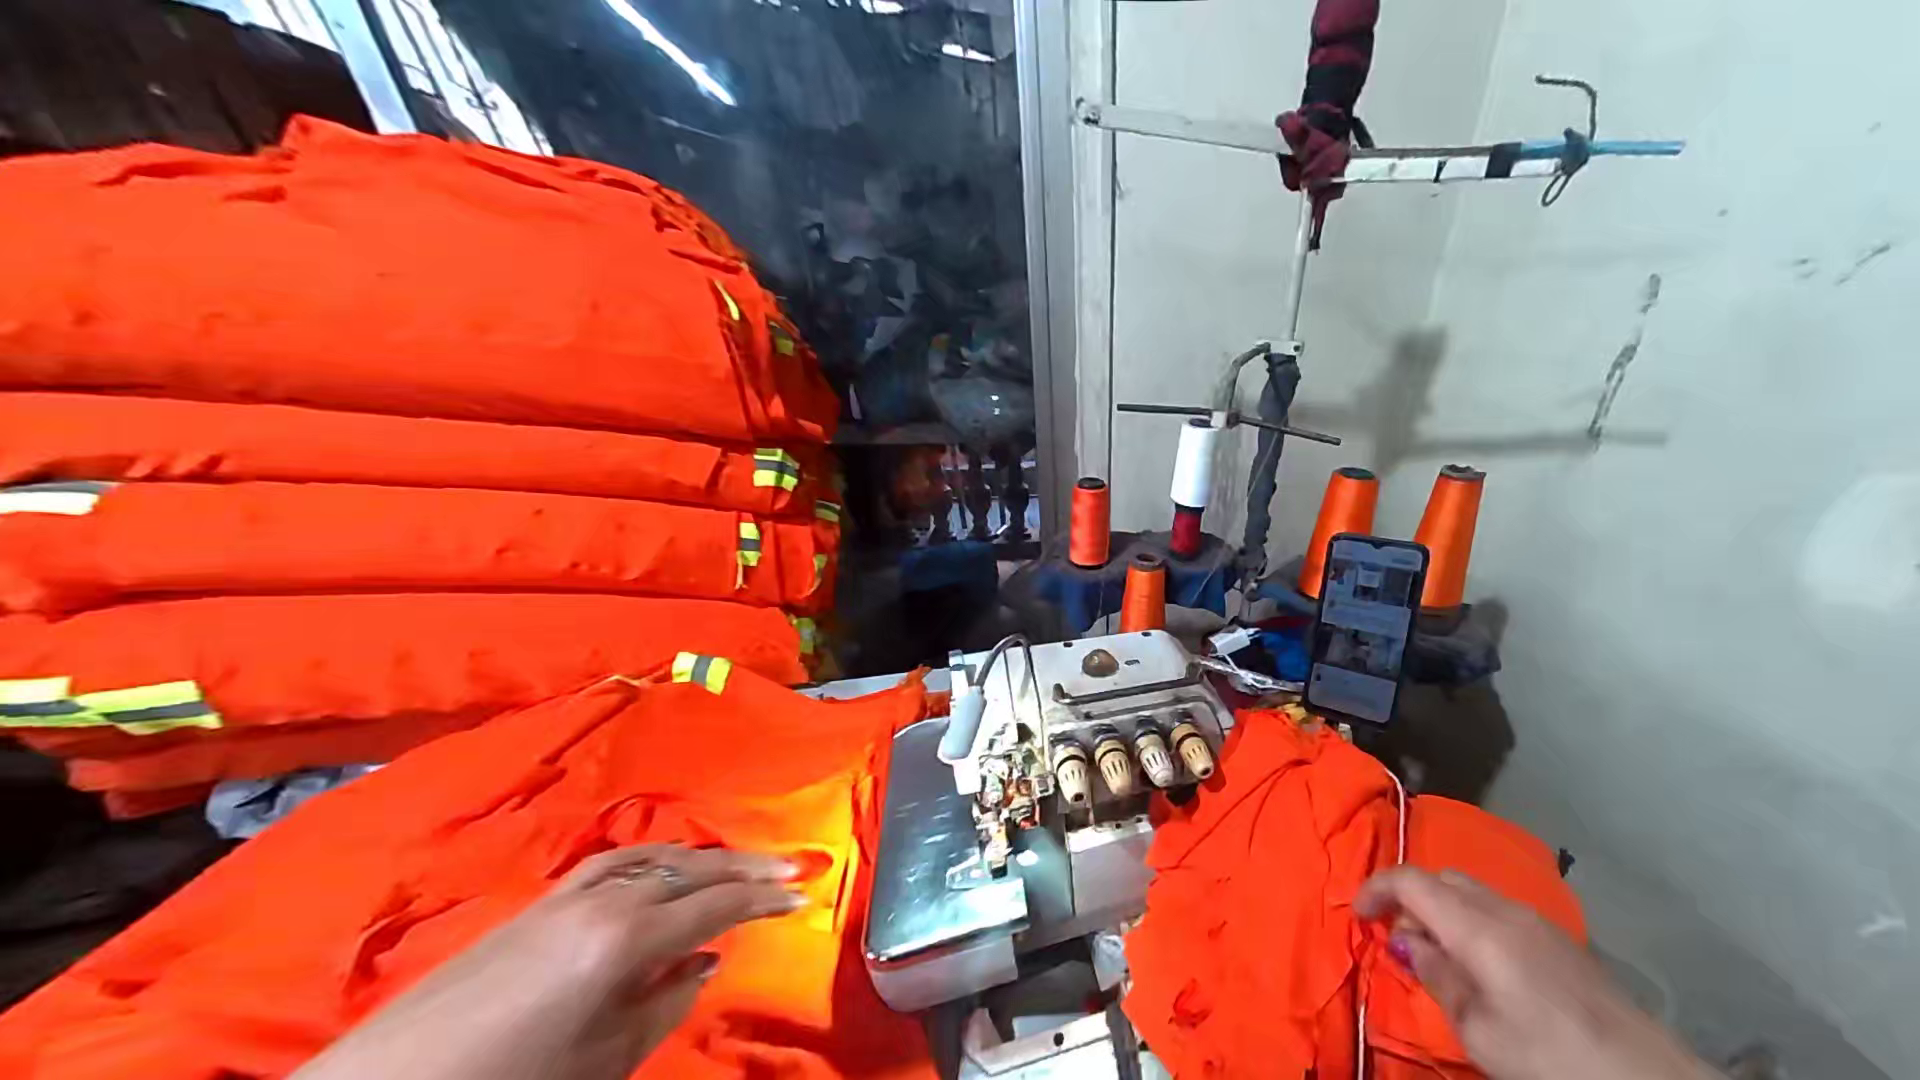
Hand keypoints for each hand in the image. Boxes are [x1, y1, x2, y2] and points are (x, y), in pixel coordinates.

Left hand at [295, 845, 805, 1079]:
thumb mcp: (601, 1060)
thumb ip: (664, 1003)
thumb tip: (706, 960)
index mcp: (626, 937)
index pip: (716, 905)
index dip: (764, 898)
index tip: (805, 892)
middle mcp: (607, 897)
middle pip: (694, 869)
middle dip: (748, 868)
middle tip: (794, 867)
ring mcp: (573, 890)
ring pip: (660, 856)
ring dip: (707, 858)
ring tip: (742, 864)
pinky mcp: (546, 897)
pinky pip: (624, 860)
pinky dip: (661, 857)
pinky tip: (669, 865)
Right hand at [1356, 868, 1716, 1079]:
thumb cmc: (1553, 1060)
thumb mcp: (1479, 1032)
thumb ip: (1436, 978)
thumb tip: (1410, 944)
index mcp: (1476, 926)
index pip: (1409, 879)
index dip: (1374, 888)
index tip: (1357, 915)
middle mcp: (1505, 910)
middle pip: (1440, 878)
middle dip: (1409, 898)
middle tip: (1401, 942)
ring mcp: (1539, 923)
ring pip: (1470, 891)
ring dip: (1442, 910)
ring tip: (1440, 956)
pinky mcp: (1564, 943)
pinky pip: (1499, 911)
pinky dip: (1472, 921)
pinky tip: (1484, 965)